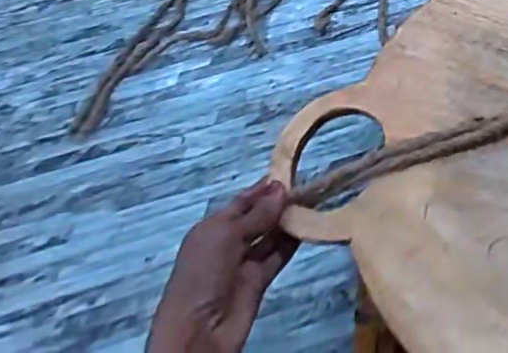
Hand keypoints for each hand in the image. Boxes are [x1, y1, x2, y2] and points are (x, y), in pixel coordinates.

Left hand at [148, 181, 299, 352]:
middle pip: (256, 217)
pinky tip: (307, 228)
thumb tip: (281, 188)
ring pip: (268, 236)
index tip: (287, 172)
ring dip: (286, 221)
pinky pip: (275, 257)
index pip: (241, 201)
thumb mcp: (226, 236)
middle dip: (277, 203)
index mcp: (213, 227)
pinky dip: (289, 243)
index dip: (262, 189)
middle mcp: (228, 242)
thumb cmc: (203, 274)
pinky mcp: (257, 283)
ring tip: (310, 202)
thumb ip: (257, 214)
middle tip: (305, 186)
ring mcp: (243, 263)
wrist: (197, 335)